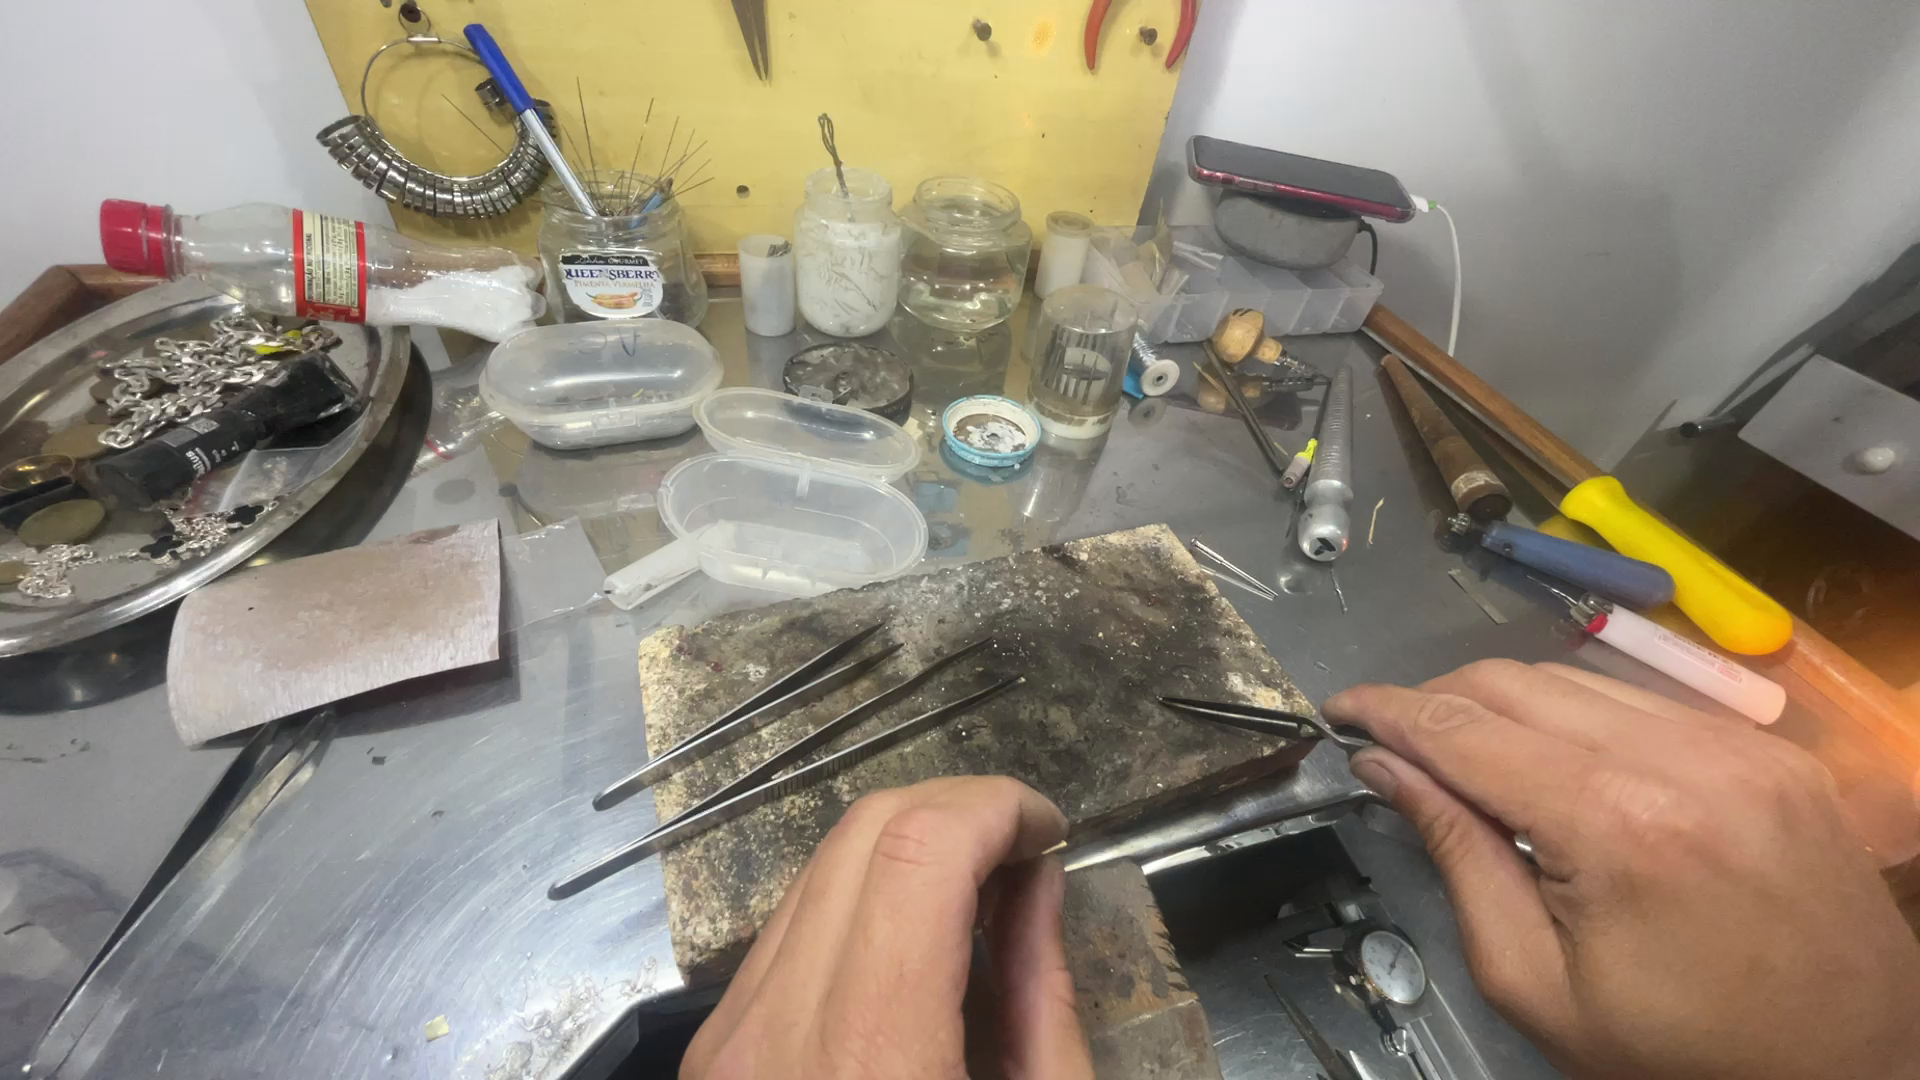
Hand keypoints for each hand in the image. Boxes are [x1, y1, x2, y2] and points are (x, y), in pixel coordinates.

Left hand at [681, 776, 1092, 1079]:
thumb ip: (1040, 995)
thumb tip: (1035, 876)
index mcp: (865, 1060)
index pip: (918, 846)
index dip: (996, 806)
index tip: (1051, 829)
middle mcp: (772, 1025)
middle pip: (867, 829)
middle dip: (961, 808)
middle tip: (1026, 846)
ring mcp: (727, 1031)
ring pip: (827, 859)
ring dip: (915, 839)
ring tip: (982, 880)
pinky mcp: (717, 1041)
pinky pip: (800, 914)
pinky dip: (871, 886)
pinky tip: (920, 926)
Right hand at [1326, 660, 1919, 1079]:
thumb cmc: (1677, 1055)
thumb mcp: (1527, 974)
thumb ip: (1451, 849)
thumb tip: (1381, 763)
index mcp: (1619, 824)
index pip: (1460, 729)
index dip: (1383, 710)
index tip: (1336, 710)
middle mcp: (1685, 762)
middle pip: (1505, 683)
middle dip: (1429, 700)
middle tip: (1389, 738)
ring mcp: (1740, 748)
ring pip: (1561, 677)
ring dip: (1489, 703)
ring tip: (1459, 749)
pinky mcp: (1768, 753)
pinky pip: (1624, 698)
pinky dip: (1558, 713)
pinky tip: (1541, 756)